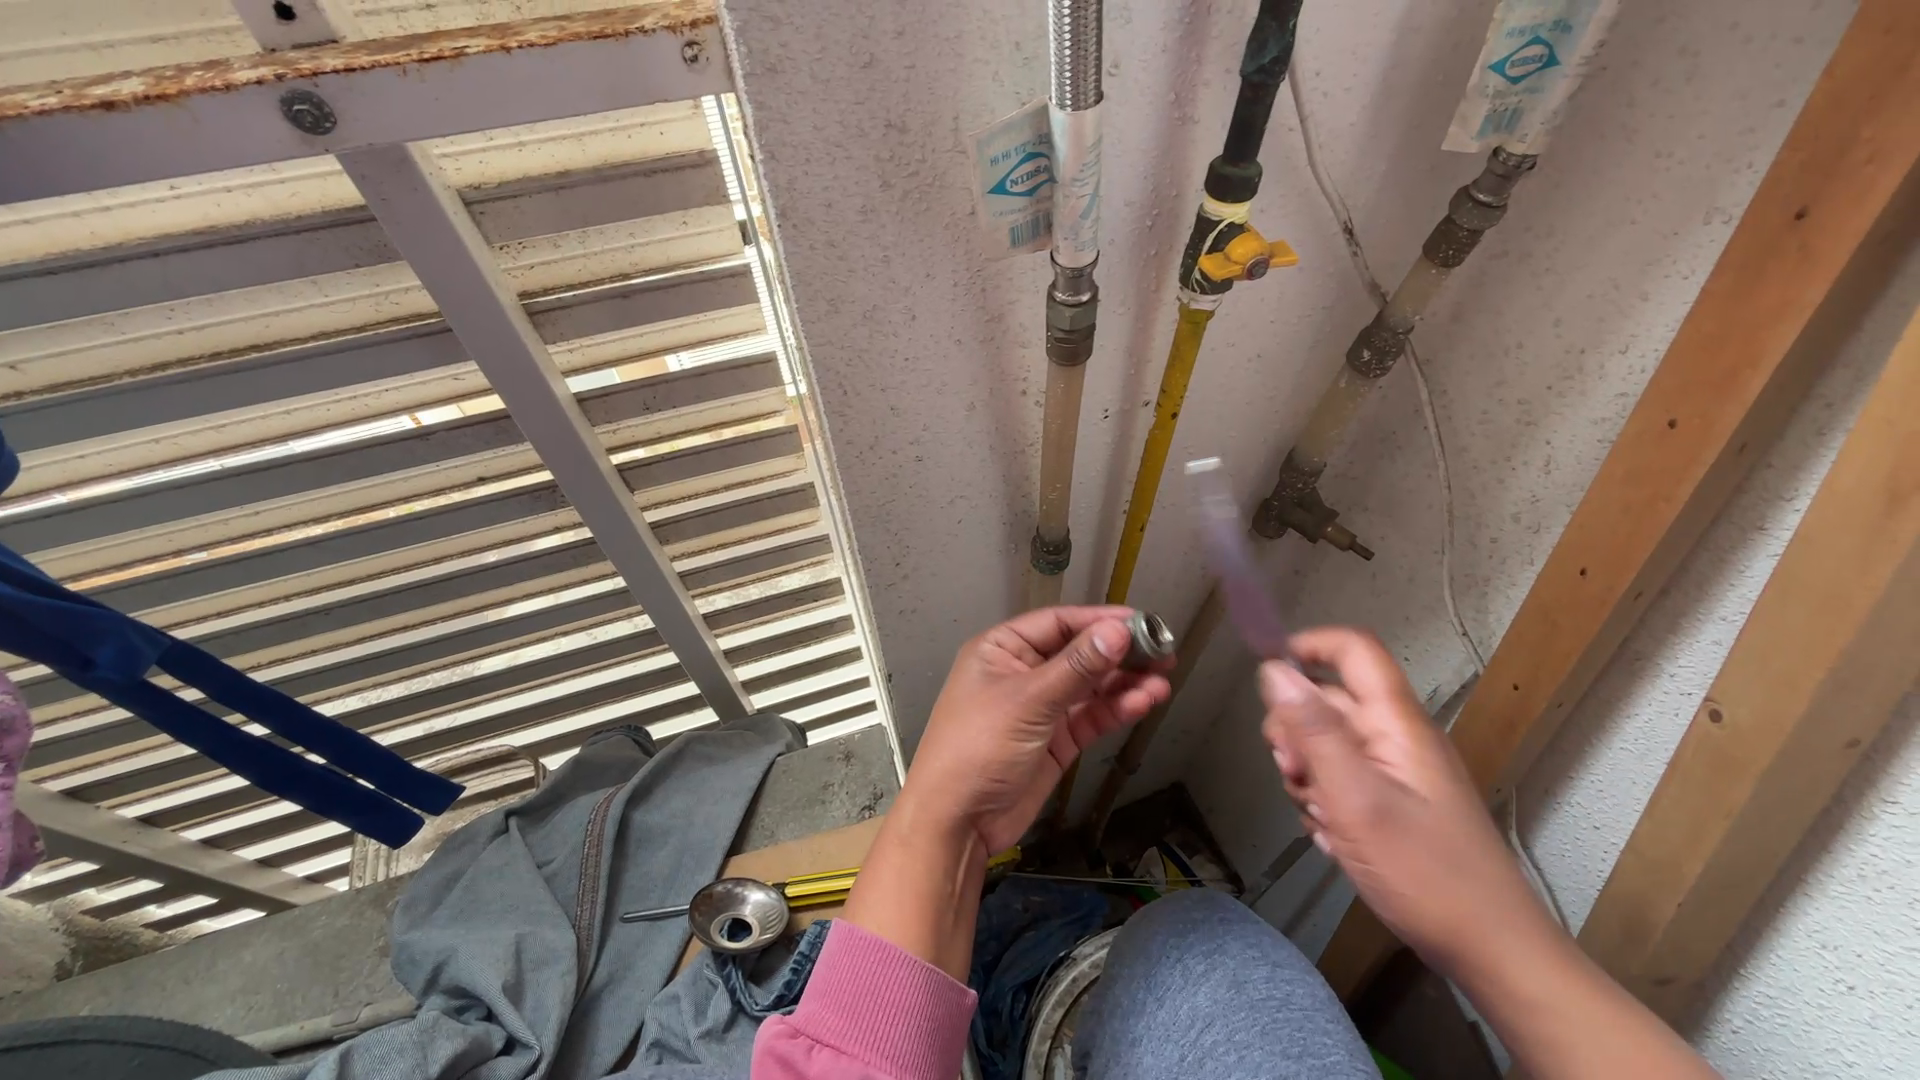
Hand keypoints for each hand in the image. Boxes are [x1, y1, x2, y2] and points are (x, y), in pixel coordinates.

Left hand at [903, 606, 1171, 852]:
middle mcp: (1022, 672)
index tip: (1142, 622)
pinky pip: (1090, 716)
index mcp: (1001, 649)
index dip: (1099, 621)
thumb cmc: (979, 747)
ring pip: (1090, 687)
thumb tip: (1118, 631)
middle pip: (1079, 653)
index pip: (1058, 623)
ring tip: (1163, 680)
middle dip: (1119, 653)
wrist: (957, 822)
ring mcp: (1040, 708)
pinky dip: (1116, 709)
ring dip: (1124, 683)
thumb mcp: (1028, 701)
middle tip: (1163, 652)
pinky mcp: (1055, 740)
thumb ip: (1077, 667)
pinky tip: (1145, 702)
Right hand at [1260, 627, 1554, 979]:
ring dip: (1307, 777)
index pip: (1353, 650)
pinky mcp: (1392, 804)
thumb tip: (1273, 669)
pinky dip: (1325, 804)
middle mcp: (1396, 738)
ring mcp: (1395, 772)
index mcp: (1396, 723)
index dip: (1308, 647)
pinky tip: (1333, 839)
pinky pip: (1340, 784)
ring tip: (1321, 819)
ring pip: (1326, 747)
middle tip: (1294, 776)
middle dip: (1295, 734)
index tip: (1267, 679)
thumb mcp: (1355, 799)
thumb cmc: (1424, 873)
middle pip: (1328, 702)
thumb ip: (1313, 731)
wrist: (1489, 949)